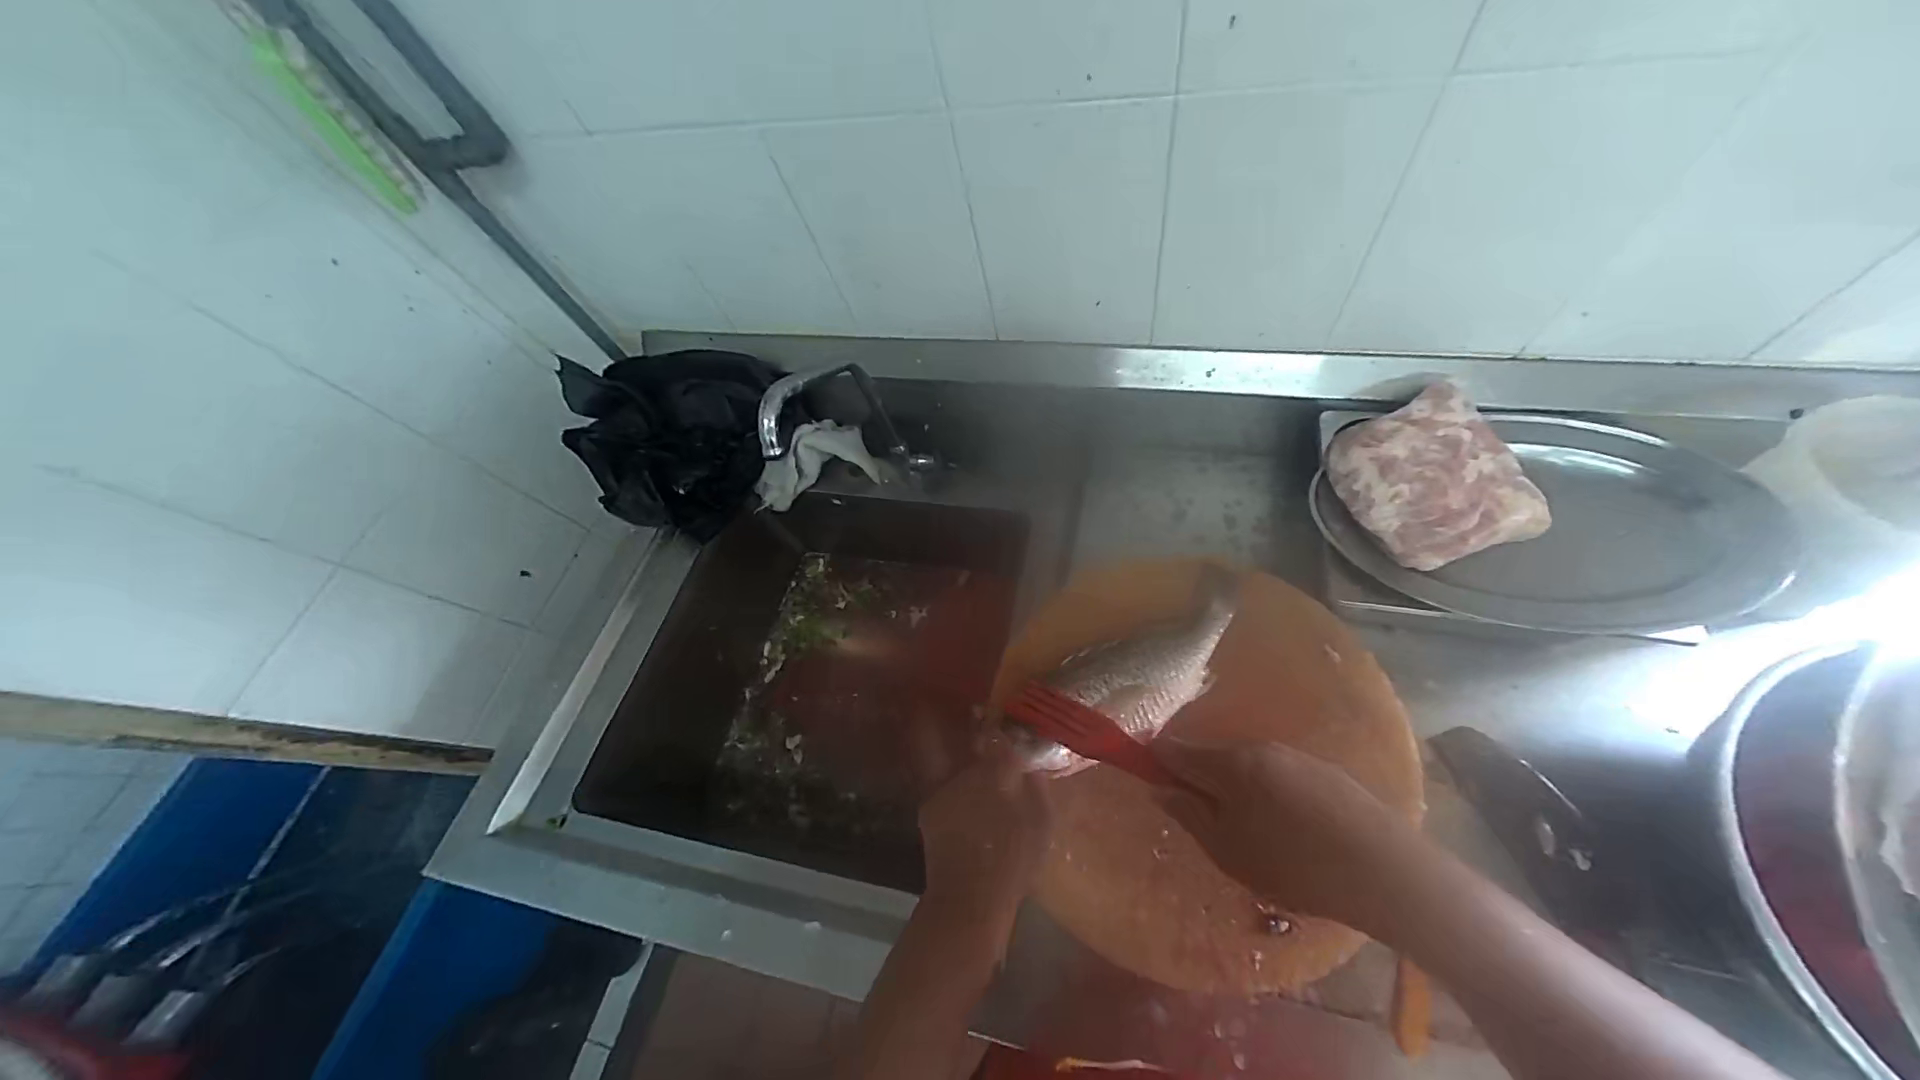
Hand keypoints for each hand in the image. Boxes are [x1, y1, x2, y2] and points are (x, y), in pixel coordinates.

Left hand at [918, 743, 1053, 921]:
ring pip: (961, 776)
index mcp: (995, 771)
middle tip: (1002, 781)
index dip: (1007, 743)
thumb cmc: (1014, 861)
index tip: (1015, 751)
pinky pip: (948, 796)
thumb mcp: (1042, 822)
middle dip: (988, 765)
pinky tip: (967, 822)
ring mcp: (943, 789)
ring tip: (984, 806)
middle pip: (978, 757)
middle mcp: (965, 772)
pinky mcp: (927, 809)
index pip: (1000, 740)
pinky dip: (958, 804)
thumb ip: (1037, 786)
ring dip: (972, 785)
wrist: (970, 898)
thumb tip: (1030, 766)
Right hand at [1152, 738, 1423, 935]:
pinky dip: (1266, 791)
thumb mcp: (1229, 852)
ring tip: (1247, 829)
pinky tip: (1285, 827)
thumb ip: (1189, 815)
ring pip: (1247, 764)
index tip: (1150, 780)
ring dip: (1234, 785)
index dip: (1155, 760)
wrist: (1389, 874)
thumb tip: (1160, 789)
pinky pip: (1278, 773)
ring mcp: (1297, 756)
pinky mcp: (1326, 772)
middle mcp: (1260, 747)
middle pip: (1212, 754)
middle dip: (1197, 777)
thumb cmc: (1296, 867)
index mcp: (1231, 763)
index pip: (1175, 748)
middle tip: (1201, 818)